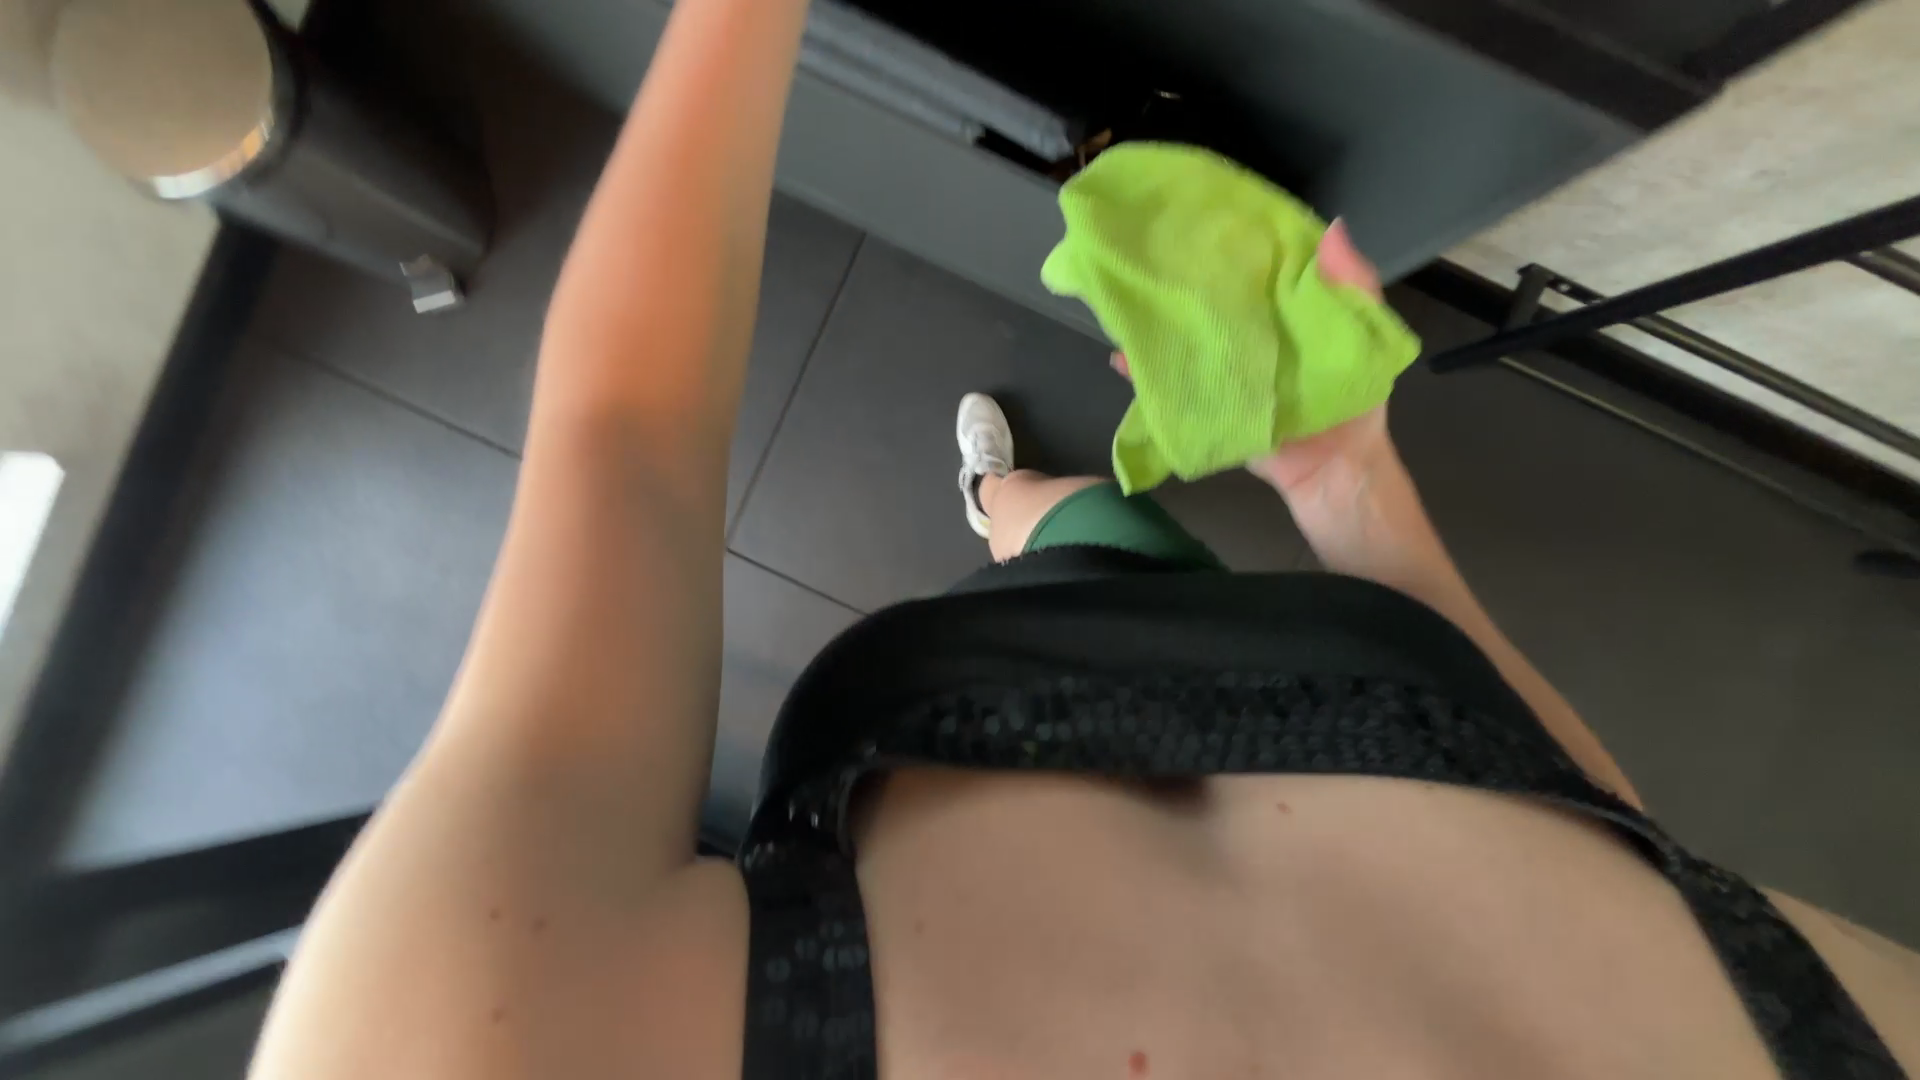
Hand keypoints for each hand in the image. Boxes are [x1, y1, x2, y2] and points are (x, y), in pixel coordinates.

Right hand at [1109, 219, 1396, 500]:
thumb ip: (1352, 286)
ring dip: (1158, 328)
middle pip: (1213, 306)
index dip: (1234, 248)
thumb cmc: (1354, 401)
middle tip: (1150, 258)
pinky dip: (1147, 377)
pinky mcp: (1208, 403)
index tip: (1203, 221)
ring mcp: (1225, 370)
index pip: (1256, 272)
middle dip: (1185, 286)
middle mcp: (1250, 336)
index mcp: (1286, 313)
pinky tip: (1122, 361)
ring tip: (1125, 304)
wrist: (1333, 467)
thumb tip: (1331, 228)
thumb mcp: (1366, 334)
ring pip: (1187, 342)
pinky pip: (1174, 386)